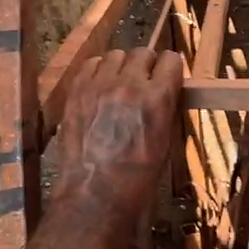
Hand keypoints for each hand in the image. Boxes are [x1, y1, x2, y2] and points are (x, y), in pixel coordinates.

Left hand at [52, 48, 183, 229]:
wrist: (94, 196)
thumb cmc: (137, 178)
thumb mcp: (165, 142)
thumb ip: (165, 108)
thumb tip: (165, 90)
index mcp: (157, 99)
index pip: (171, 60)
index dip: (170, 68)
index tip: (167, 76)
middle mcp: (129, 84)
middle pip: (143, 52)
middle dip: (147, 66)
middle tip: (143, 83)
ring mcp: (99, 85)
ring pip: (116, 54)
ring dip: (121, 67)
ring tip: (119, 85)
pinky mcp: (77, 90)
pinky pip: (91, 64)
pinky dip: (98, 71)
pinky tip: (99, 87)